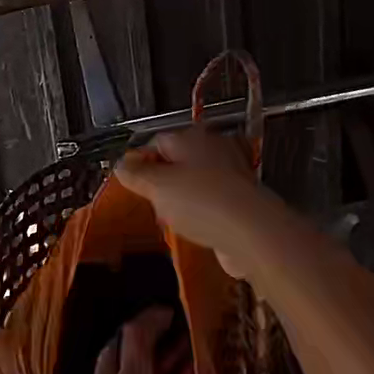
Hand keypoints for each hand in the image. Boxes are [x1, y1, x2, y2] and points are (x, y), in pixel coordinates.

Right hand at [116, 128, 302, 277]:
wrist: (252, 234)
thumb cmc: (201, 202)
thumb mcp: (157, 186)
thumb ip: (135, 174)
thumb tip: (121, 164)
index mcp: (194, 139)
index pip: (159, 140)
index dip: (140, 159)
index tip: (131, 181)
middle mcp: (215, 151)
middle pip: (178, 162)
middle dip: (162, 182)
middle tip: (151, 201)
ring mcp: (232, 177)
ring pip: (195, 184)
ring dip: (181, 201)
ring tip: (172, 219)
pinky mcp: (242, 203)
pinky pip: (212, 205)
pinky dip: (202, 216)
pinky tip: (195, 231)